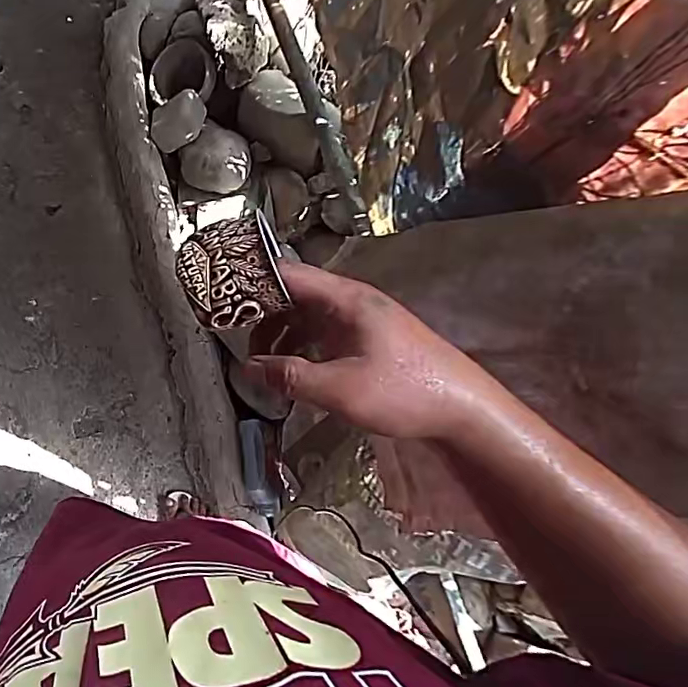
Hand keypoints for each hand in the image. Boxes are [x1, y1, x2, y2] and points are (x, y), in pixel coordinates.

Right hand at [244, 261, 502, 441]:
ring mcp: (359, 322)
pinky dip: (297, 349)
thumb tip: (248, 368)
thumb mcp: (339, 389)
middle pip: (293, 295)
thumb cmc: (407, 392)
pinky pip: (319, 336)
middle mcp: (352, 303)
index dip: (252, 282)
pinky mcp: (364, 342)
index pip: (288, 274)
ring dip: (278, 335)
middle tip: (234, 337)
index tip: (222, 298)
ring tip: (260, 363)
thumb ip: (289, 376)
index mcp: (348, 300)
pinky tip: (289, 372)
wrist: (466, 412)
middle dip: (261, 314)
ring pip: (304, 317)